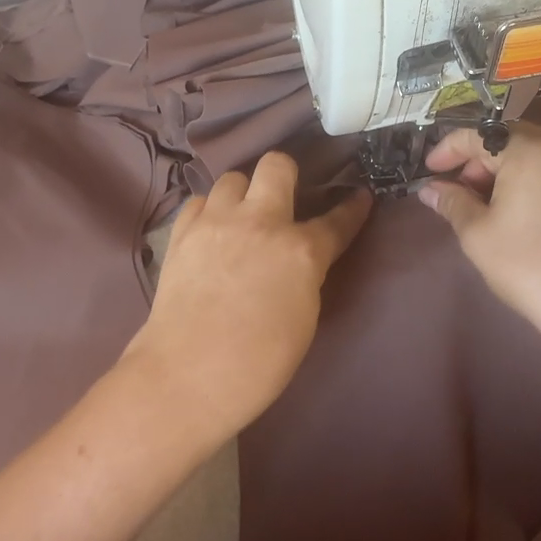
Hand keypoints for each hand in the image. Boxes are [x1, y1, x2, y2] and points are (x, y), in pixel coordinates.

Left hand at [126, 152, 370, 435]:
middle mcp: (259, 222)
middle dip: (287, 174)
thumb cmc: (257, 363)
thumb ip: (306, 274)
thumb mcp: (303, 318)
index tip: (358, 197)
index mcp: (299, 250)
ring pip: (232, 178)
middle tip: (286, 197)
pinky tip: (212, 232)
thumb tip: (302, 257)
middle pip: (276, 165)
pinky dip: (210, 211)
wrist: (186, 375)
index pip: (336, 220)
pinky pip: (200, 202)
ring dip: (243, 194)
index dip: (352, 208)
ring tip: (242, 217)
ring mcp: (215, 221)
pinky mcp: (182, 231)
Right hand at [417, 122, 540, 327]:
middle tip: (462, 191)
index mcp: (530, 152)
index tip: (431, 171)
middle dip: (482, 161)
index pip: (479, 135)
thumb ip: (452, 203)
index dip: (449, 149)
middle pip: (513, 140)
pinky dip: (540, 181)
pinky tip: (531, 213)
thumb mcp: (478, 234)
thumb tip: (431, 189)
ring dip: (511, 171)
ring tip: (494, 205)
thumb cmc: (530, 267)